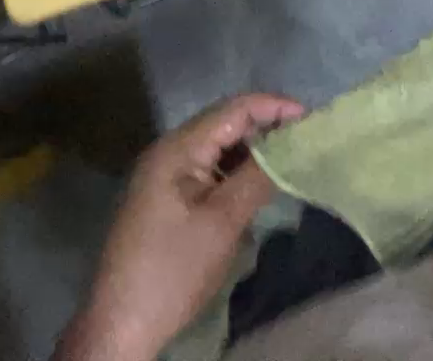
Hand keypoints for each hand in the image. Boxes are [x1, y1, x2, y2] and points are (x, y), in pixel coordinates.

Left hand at [57, 93, 305, 360]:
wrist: (120, 325)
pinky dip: (237, 168)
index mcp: (178, 148)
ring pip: (219, 145)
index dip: (274, 107)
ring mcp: (166, 173)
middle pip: (225, 122)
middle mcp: (170, 150)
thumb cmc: (174, 270)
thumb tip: (293, 144)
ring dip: (253, 148)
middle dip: (267, 125)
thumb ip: (258, 177)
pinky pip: (209, 167)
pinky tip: (259, 182)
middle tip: (306, 138)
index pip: (234, 109)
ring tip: (290, 158)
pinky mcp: (167, 195)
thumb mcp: (223, 222)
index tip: (311, 118)